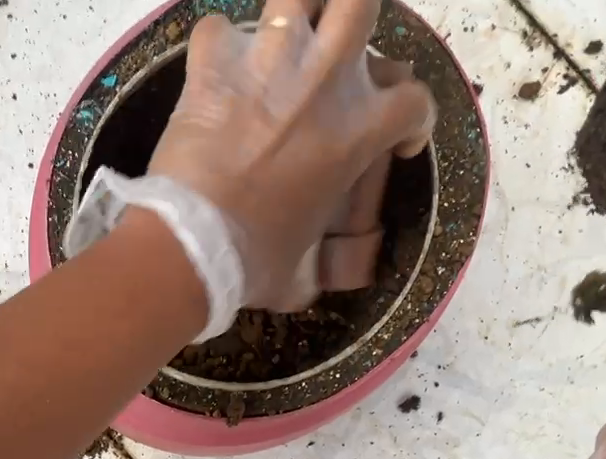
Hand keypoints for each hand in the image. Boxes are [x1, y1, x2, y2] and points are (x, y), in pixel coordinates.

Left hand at [149, 0, 433, 310]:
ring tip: (283, 39)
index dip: (413, 119)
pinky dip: (214, 50)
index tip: (400, 138)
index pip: (414, 100)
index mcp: (358, 132)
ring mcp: (267, 66)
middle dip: (356, 25)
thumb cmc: (252, 265)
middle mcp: (323, 81)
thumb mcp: (300, 270)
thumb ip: (317, 262)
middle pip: (364, 5)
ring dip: (294, 13)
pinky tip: (213, 71)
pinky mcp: (212, 69)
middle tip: (336, 58)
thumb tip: (309, 284)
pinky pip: (214, 33)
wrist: (192, 248)